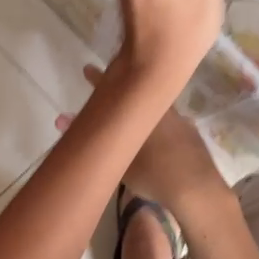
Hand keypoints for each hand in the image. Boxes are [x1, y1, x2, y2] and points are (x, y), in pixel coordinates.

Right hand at [60, 65, 227, 214]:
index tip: (88, 70)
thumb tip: (61, 121)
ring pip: (156, 112)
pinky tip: (156, 147)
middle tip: (110, 103)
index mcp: (144, 110)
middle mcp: (163, 109)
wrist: (197, 189)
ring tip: (131, 130)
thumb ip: (92, 139)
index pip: (118, 90)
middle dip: (123, 99)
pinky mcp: (193, 136)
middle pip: (139, 98)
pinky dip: (160, 131)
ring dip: (143, 115)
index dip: (100, 80)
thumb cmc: (153, 172)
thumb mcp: (118, 159)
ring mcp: (182, 122)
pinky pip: (171, 127)